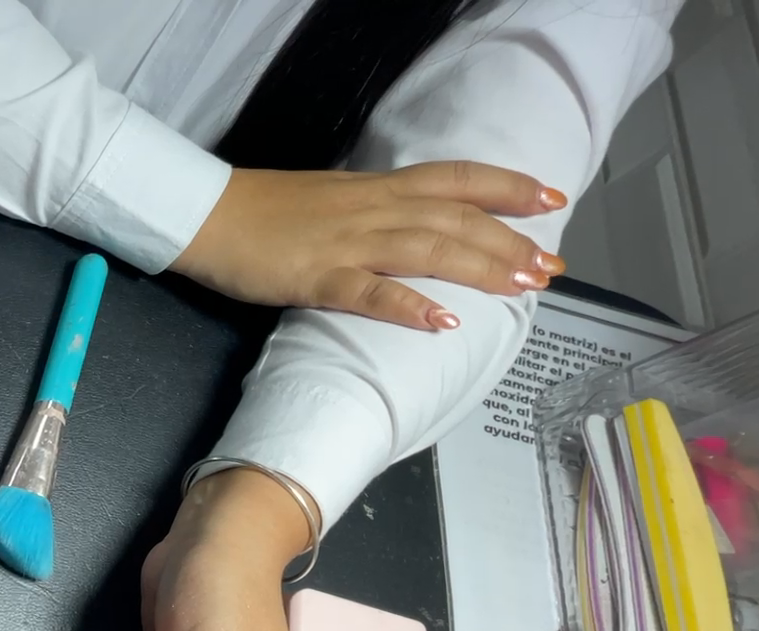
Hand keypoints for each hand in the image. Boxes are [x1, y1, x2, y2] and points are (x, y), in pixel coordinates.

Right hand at [172, 162, 567, 330]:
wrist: (207, 216)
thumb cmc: (255, 211)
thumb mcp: (320, 200)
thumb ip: (359, 212)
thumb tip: (385, 227)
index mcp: (370, 189)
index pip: (454, 180)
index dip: (507, 188)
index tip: (550, 200)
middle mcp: (368, 211)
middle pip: (455, 220)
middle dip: (509, 241)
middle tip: (549, 268)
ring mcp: (343, 244)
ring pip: (427, 250)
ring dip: (480, 267)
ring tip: (520, 288)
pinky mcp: (313, 277)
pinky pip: (368, 291)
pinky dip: (407, 305)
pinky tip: (440, 322)